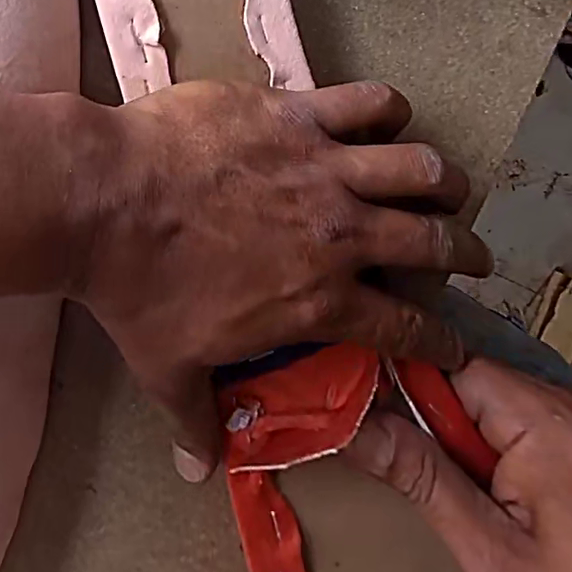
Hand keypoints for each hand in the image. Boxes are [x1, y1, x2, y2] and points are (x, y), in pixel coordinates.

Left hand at [75, 80, 491, 482]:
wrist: (103, 199)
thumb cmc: (135, 285)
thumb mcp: (165, 366)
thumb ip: (193, 420)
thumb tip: (199, 469)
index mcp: (320, 299)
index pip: (406, 327)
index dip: (439, 338)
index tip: (454, 338)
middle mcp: (341, 232)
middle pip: (435, 240)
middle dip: (464, 251)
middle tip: (468, 252)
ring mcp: (322, 166)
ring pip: (420, 168)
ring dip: (440, 179)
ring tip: (441, 184)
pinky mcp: (294, 114)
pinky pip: (369, 102)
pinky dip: (388, 109)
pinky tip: (384, 116)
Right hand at [341, 360, 571, 571]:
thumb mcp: (493, 558)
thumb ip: (420, 477)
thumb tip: (357, 425)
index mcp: (555, 424)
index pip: (450, 364)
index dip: (411, 388)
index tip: (384, 416)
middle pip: (479, 379)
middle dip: (448, 420)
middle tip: (444, 477)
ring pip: (507, 399)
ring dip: (480, 436)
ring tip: (487, 497)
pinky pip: (541, 418)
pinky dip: (514, 444)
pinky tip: (521, 497)